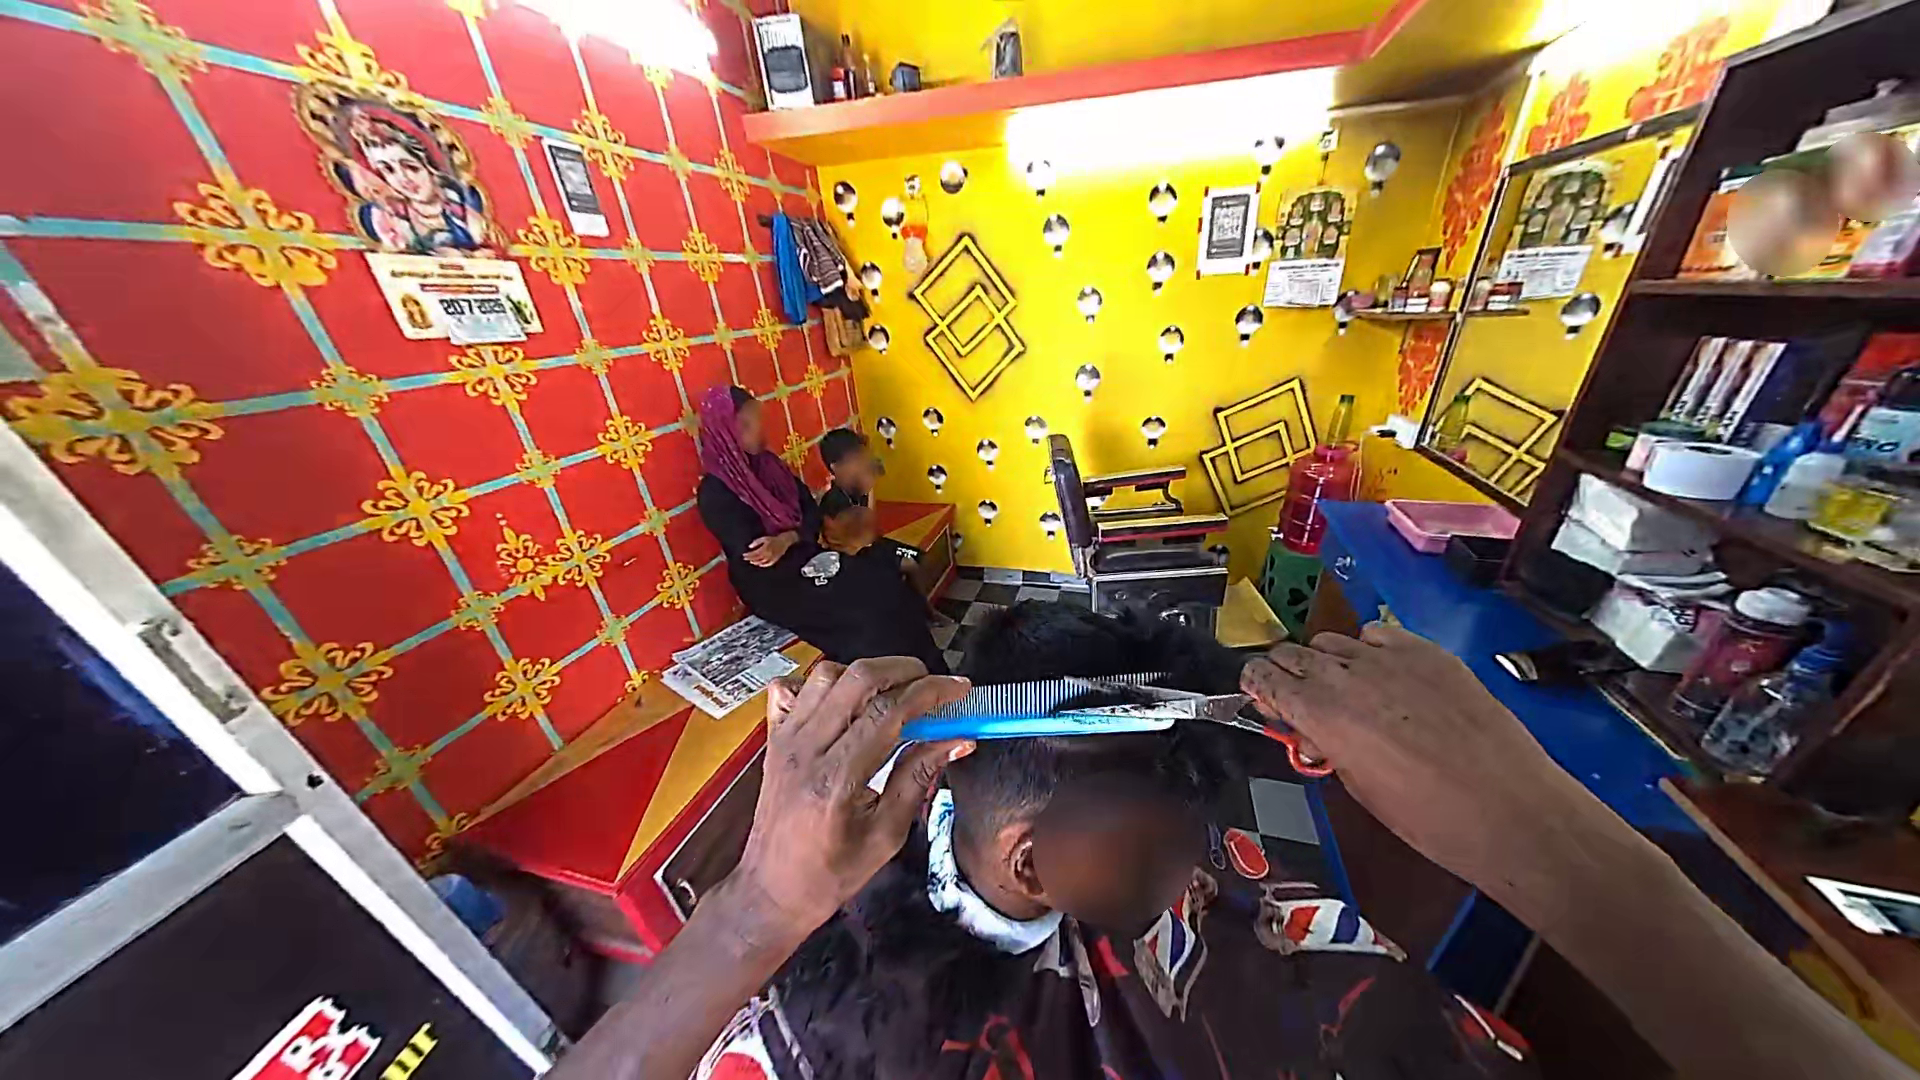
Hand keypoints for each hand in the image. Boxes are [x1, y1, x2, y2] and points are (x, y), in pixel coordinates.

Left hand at [726, 657, 972, 940]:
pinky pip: (796, 686)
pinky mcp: (774, 735)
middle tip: (930, 682)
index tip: (957, 688)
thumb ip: (919, 777)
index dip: (930, 692)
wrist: (770, 890)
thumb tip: (957, 740)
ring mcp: (785, 738)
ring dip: (867, 674)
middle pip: (858, 678)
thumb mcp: (886, 835)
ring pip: (827, 674)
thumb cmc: (830, 873)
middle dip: (904, 669)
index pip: (889, 712)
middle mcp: (806, 749)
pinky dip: (825, 682)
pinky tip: (846, 699)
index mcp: (836, 779)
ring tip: (892, 692)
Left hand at [744, 531, 795, 567]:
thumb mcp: (764, 538)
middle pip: (757, 558)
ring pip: (762, 562)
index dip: (748, 555)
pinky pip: (768, 564)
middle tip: (745, 559)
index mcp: (764, 549)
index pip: (754, 554)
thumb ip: (756, 542)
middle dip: (750, 559)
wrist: (783, 541)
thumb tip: (749, 546)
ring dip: (756, 562)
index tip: (744, 555)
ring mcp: (771, 558)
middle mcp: (767, 554)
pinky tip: (760, 564)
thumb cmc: (773, 539)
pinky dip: (763, 565)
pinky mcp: (775, 559)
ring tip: (751, 561)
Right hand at [1240, 623, 1601, 892]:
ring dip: (1326, 663)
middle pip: (1288, 652)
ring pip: (1329, 640)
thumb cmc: (1428, 817)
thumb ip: (1322, 743)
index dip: (1257, 686)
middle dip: (1285, 674)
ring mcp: (1387, 657)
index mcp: (1318, 711)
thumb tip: (1310, 729)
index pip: (1260, 674)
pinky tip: (1387, 676)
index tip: (1266, 700)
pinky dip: (1369, 650)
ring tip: (1350, 691)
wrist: (1518, 814)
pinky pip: (1376, 634)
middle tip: (1303, 701)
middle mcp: (1343, 674)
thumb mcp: (1354, 785)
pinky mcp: (1426, 651)